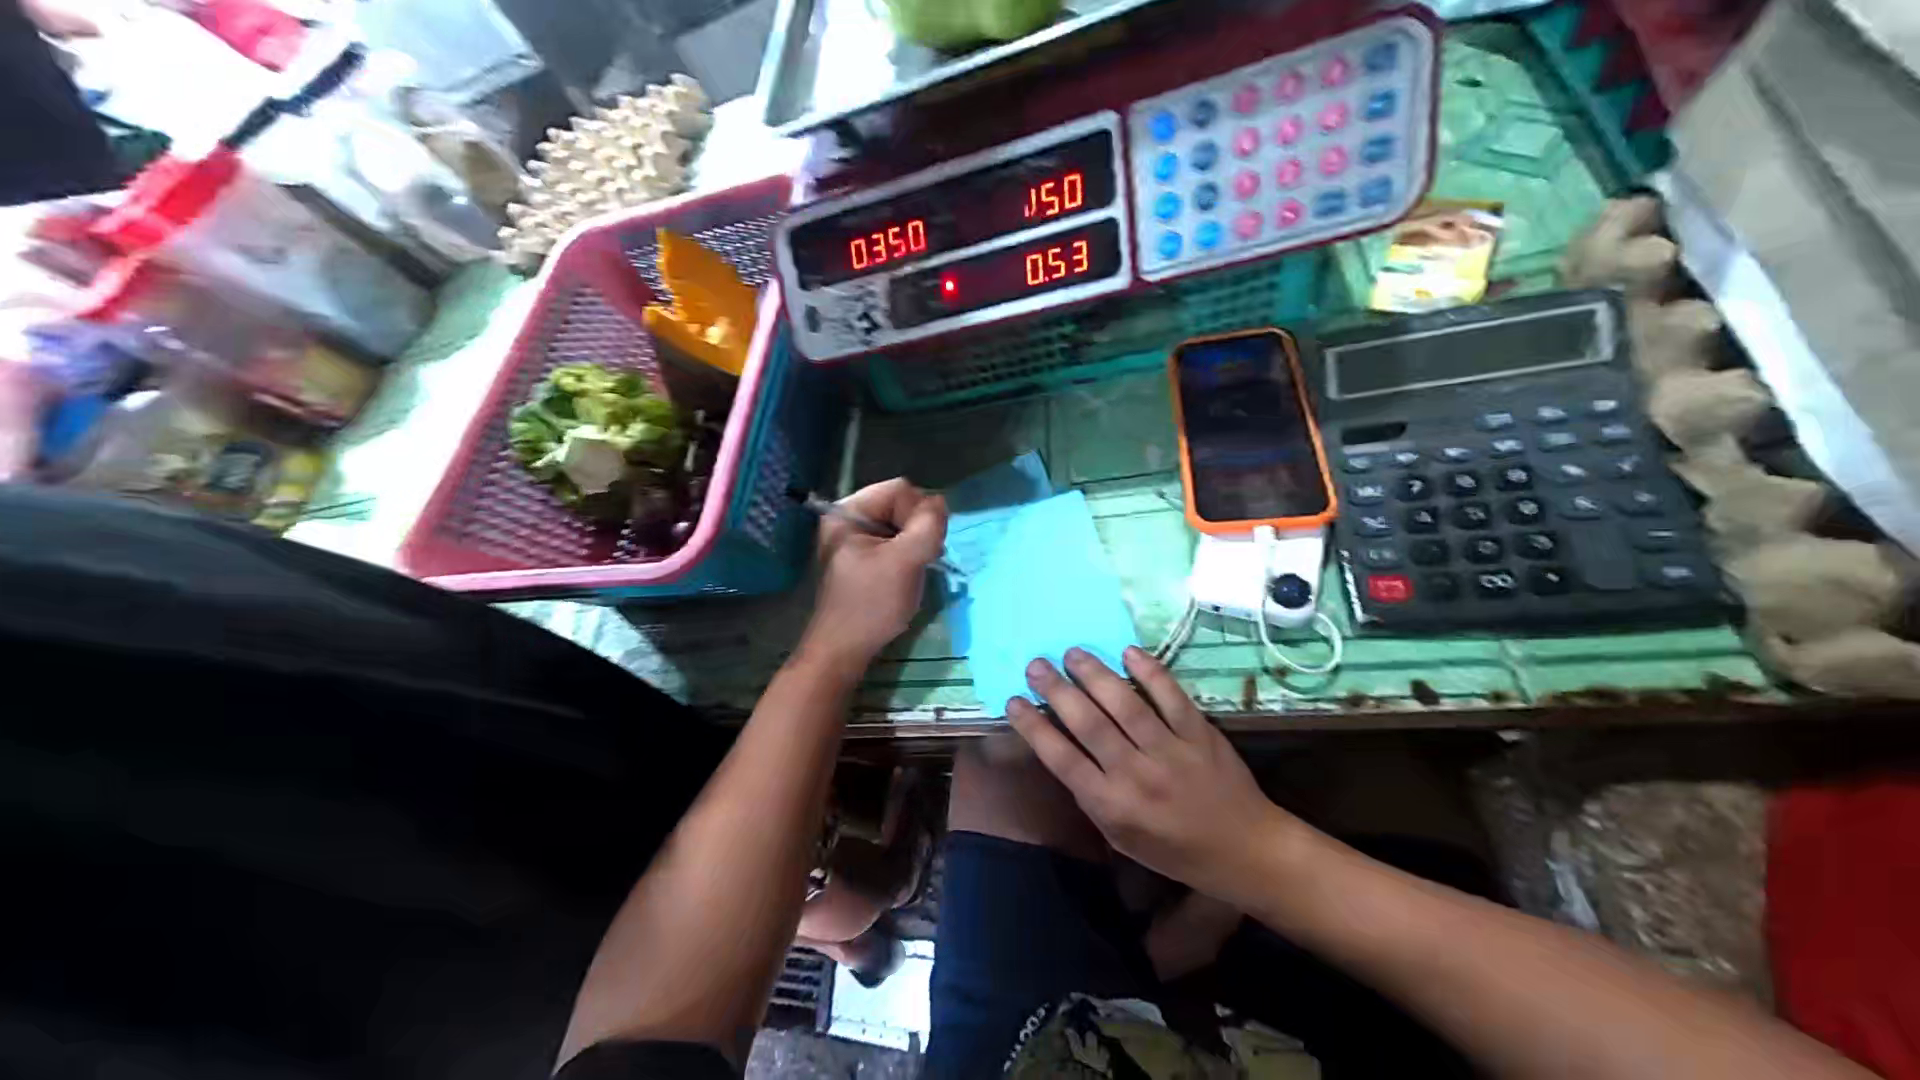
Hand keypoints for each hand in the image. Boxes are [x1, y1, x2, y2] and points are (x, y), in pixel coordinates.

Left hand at [798, 478, 947, 671]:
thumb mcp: (904, 561)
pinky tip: (907, 575)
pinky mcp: (865, 557)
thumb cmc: (870, 605)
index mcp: (848, 511)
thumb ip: (927, 525)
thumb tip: (940, 503)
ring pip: (902, 524)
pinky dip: (908, 554)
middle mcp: (849, 518)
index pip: (900, 489)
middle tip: (921, 558)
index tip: (921, 545)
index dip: (919, 512)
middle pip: (901, 504)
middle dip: (918, 528)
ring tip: (914, 568)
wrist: (843, 650)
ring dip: (916, 543)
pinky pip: (896, 541)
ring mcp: (856, 539)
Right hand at [1007, 646, 1304, 904]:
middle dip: (1056, 691)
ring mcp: (1170, 751)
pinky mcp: (1199, 733)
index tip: (1014, 701)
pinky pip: (1171, 697)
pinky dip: (1150, 672)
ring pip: (1124, 705)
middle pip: (1087, 724)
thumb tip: (1063, 747)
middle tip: (1036, 664)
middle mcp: (1136, 774)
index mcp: (1111, 804)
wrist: (1243, 850)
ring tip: (1072, 652)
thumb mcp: (1120, 835)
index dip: (1033, 726)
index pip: (1061, 758)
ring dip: (1094, 674)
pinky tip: (1128, 652)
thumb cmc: (1173, 849)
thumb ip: (1091, 793)